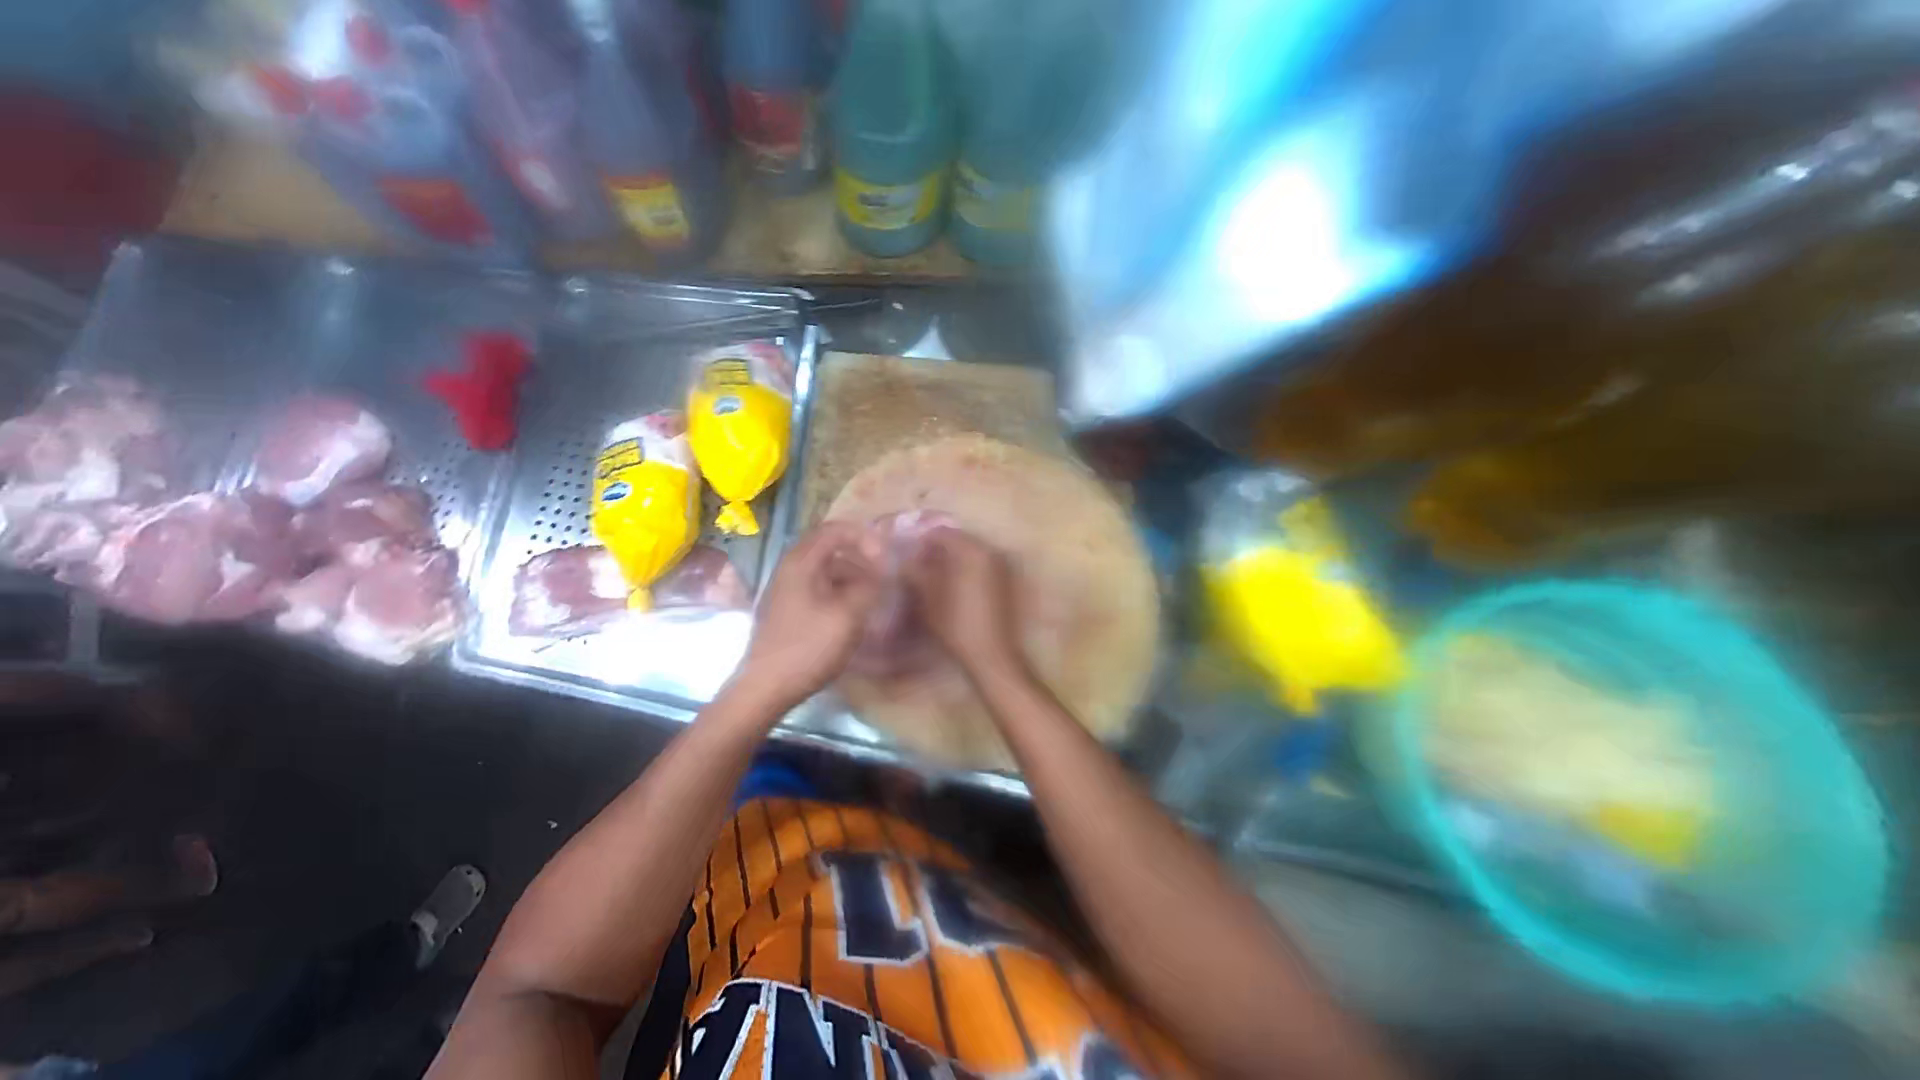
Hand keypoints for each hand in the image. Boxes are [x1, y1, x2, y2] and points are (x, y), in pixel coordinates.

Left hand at [732, 521, 880, 711]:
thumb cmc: (807, 647)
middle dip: (860, 555)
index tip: (886, 557)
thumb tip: (882, 569)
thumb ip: (869, 586)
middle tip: (883, 573)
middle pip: (829, 547)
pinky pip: (819, 588)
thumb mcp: (848, 615)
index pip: (835, 529)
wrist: (765, 687)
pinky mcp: (788, 610)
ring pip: (825, 570)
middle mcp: (790, 569)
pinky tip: (854, 613)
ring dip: (852, 575)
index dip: (865, 536)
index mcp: (801, 562)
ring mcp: (786, 590)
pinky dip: (840, 591)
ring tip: (874, 595)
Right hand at [904, 526, 1028, 683]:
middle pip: (957, 541)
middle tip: (916, 563)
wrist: (991, 655)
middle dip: (936, 549)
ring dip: (950, 560)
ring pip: (969, 554)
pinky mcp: (1005, 583)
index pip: (941, 532)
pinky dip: (964, 571)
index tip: (905, 551)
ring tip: (930, 576)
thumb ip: (915, 571)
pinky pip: (980, 567)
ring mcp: (1002, 567)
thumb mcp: (928, 597)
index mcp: (972, 551)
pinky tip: (950, 587)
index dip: (921, 540)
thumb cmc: (956, 624)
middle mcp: (991, 552)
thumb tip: (904, 558)